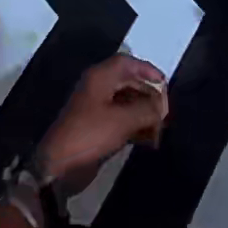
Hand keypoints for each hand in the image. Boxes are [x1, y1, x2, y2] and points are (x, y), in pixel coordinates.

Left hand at [35, 54, 167, 190]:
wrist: (61, 164)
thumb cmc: (90, 135)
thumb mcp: (122, 120)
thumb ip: (145, 110)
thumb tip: (161, 106)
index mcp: (100, 77)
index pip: (126, 63)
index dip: (146, 70)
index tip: (165, 84)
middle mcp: (98, 87)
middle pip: (128, 82)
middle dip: (148, 94)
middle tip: (166, 112)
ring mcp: (97, 107)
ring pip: (126, 101)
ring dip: (144, 112)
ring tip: (161, 128)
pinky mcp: (97, 126)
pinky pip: (121, 118)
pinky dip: (136, 125)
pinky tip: (149, 139)